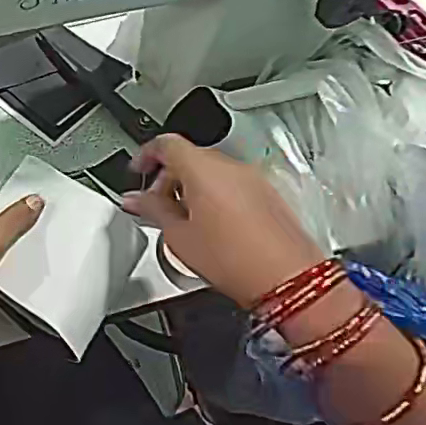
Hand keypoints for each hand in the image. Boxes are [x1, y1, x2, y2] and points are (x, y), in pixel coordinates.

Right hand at [120, 135, 325, 305]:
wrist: (289, 280)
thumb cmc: (238, 260)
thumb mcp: (178, 236)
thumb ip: (152, 209)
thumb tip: (136, 199)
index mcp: (203, 169)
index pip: (166, 144)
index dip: (146, 155)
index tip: (138, 170)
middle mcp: (230, 167)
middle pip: (189, 156)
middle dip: (167, 177)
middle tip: (154, 203)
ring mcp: (252, 179)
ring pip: (210, 170)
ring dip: (190, 186)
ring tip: (181, 219)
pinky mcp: (267, 194)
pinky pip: (231, 183)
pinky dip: (213, 194)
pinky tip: (207, 225)